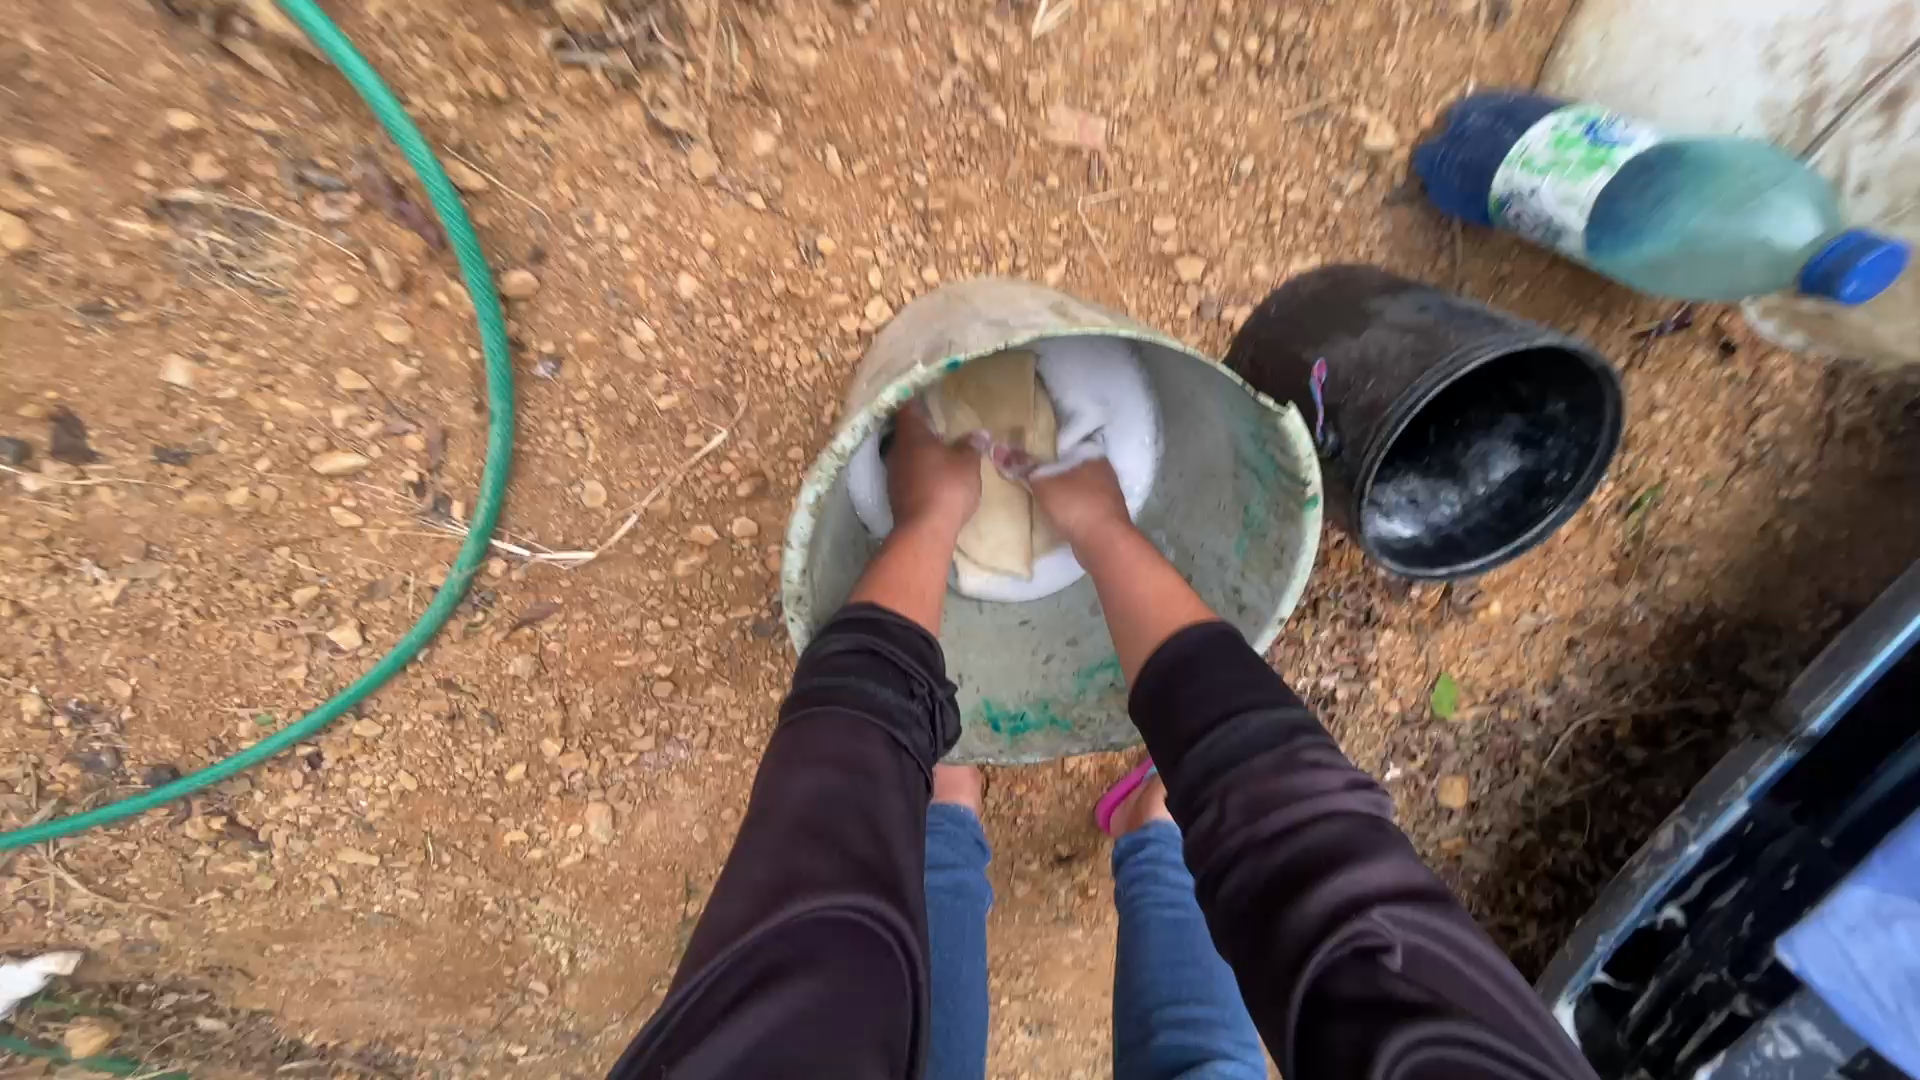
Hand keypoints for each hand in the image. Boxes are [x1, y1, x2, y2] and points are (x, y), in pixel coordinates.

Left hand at [886, 404, 980, 538]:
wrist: (924, 530)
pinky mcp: (896, 496)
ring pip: (906, 456)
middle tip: (939, 425)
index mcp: (911, 436)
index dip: (917, 400)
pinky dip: (920, 473)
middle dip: (921, 430)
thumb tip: (980, 434)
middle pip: (906, 434)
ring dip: (920, 453)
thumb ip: (971, 446)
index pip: (909, 409)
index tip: (927, 396)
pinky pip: (908, 476)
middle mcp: (896, 452)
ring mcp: (893, 476)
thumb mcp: (967, 464)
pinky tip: (934, 477)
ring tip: (939, 451)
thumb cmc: (947, 487)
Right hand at [1030, 458, 1131, 550]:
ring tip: (1046, 501)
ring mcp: (1110, 497)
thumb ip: (1027, 470)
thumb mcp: (1043, 484)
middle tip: (1036, 481)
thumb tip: (1005, 455)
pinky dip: (1074, 512)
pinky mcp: (1108, 518)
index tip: (1034, 461)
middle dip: (1058, 476)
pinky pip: (1085, 509)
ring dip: (1067, 495)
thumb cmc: (1075, 505)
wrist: (1102, 542)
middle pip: (1075, 470)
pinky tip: (1061, 517)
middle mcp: (1106, 473)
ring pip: (1081, 490)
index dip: (1049, 454)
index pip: (1068, 448)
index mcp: (1094, 457)